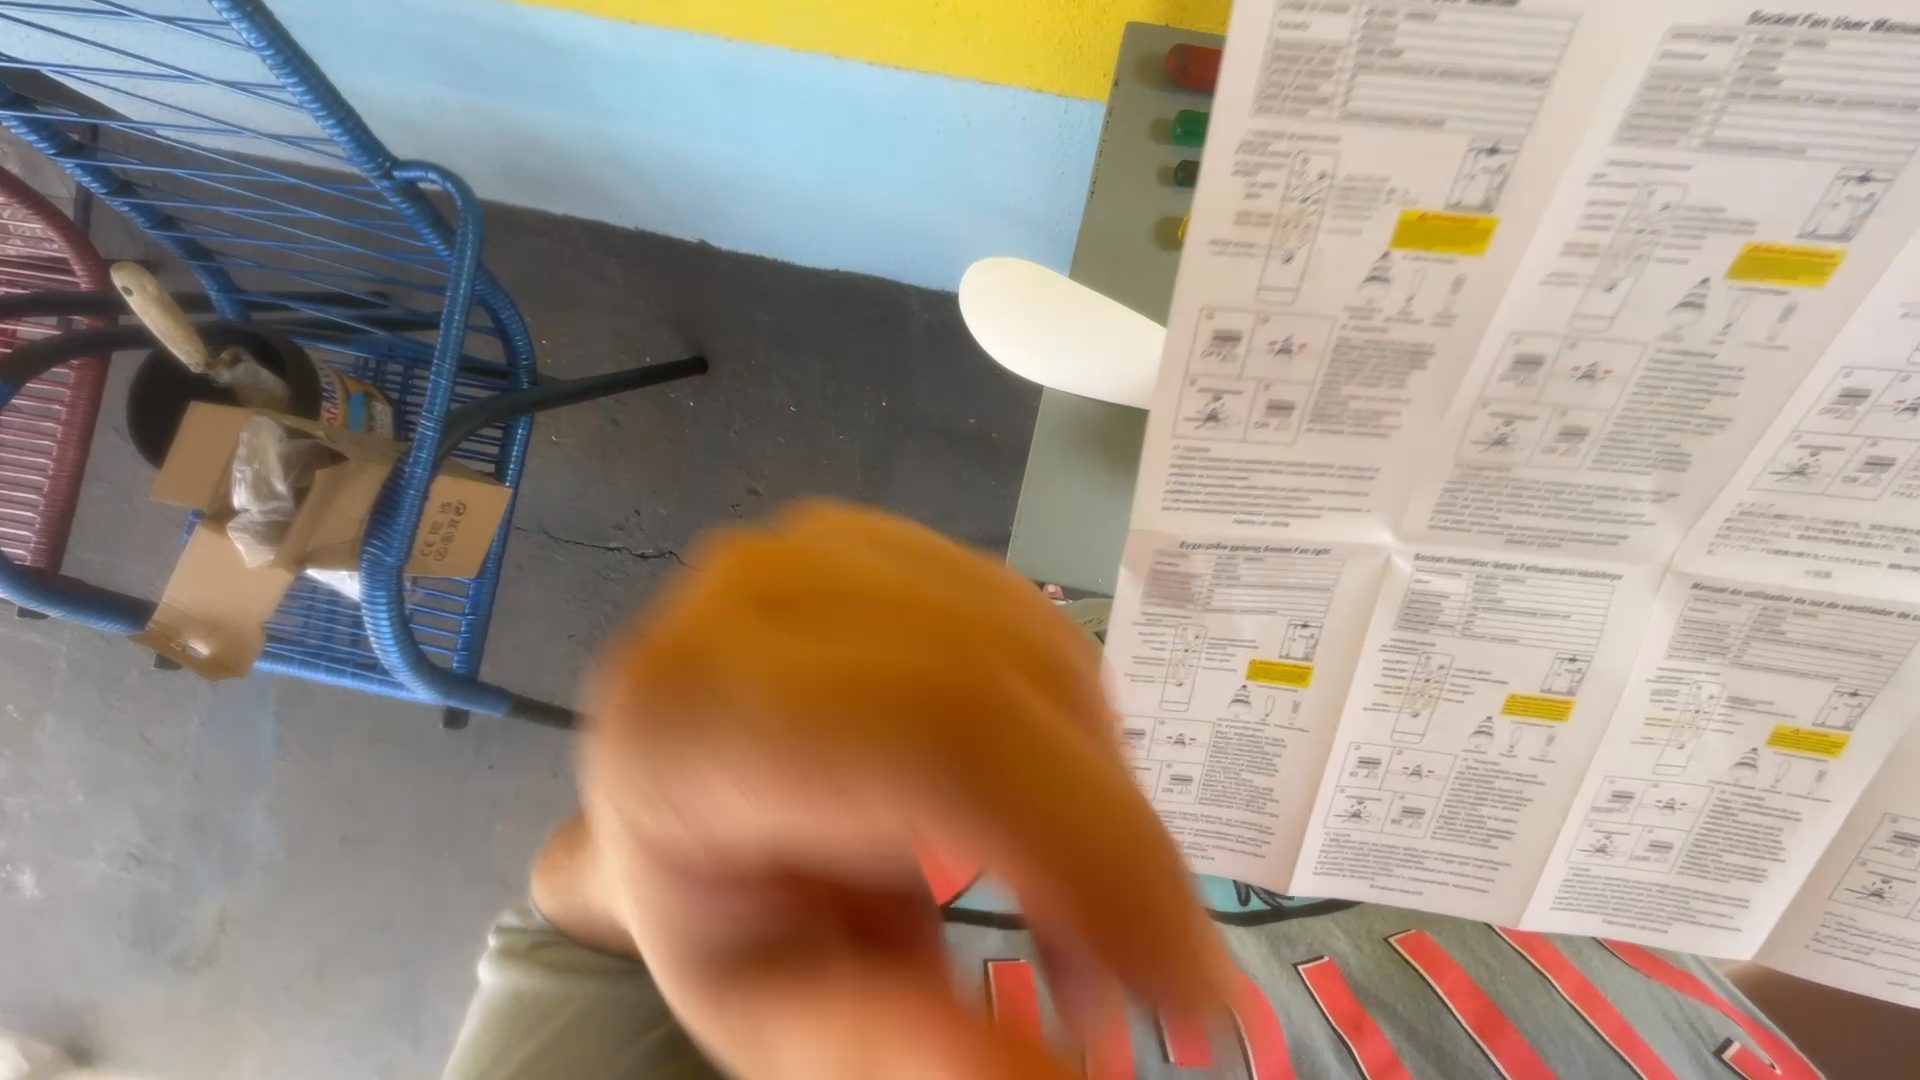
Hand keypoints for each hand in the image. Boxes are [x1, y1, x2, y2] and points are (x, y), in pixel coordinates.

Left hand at [565, 501, 1228, 1079]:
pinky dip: (1070, 720)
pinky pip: (1029, 619)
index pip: (942, 733)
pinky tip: (1045, 791)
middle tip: (1142, 964)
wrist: (674, 768)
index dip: (1091, 844)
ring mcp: (831, 543)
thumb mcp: (771, 1004)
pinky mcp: (885, 536)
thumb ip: (896, 1049)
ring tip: (1078, 891)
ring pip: (1037, 647)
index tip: (1185, 980)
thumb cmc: (703, 890)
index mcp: (701, 712)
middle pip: (1008, 682)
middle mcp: (766, 593)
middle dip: (1111, 834)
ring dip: (1097, 783)